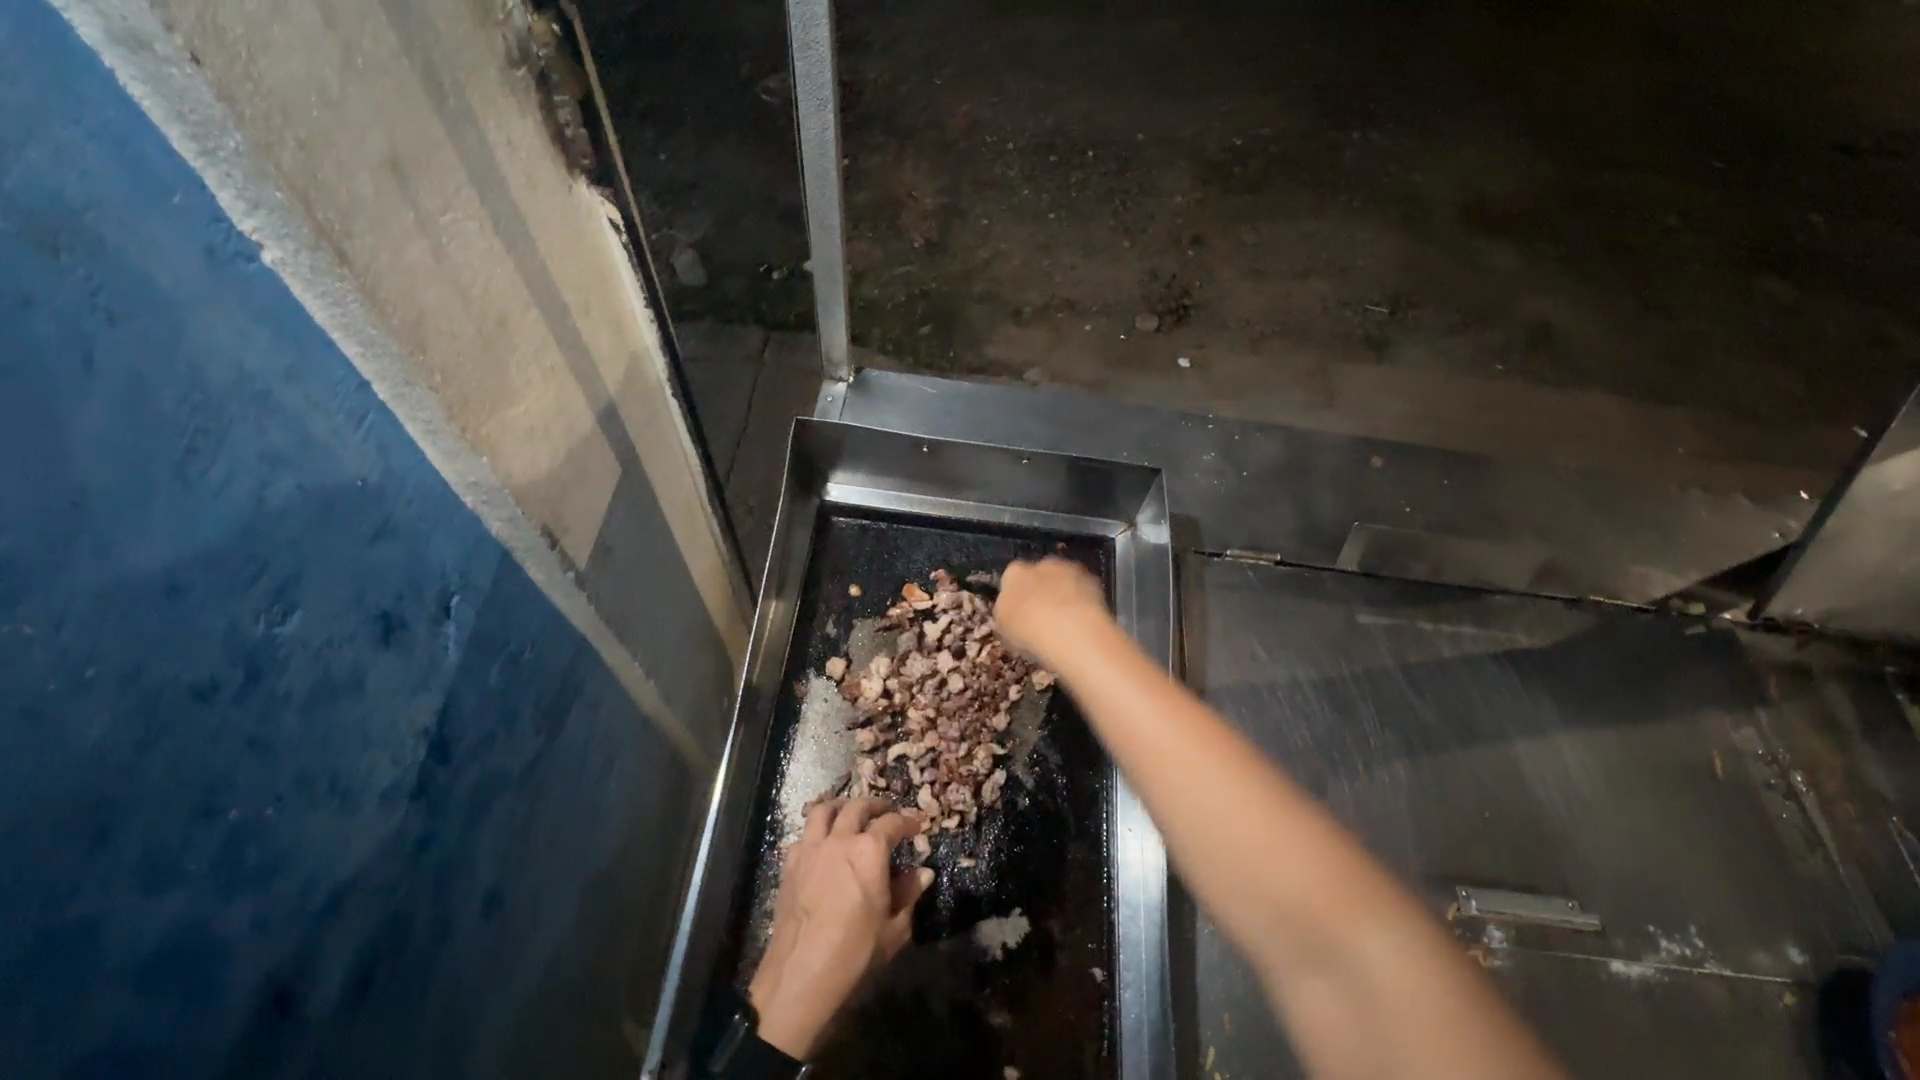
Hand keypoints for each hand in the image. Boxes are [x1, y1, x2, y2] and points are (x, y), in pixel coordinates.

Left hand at [748, 797, 932, 1058]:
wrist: (801, 972)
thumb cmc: (855, 952)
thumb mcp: (895, 928)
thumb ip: (909, 894)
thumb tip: (922, 873)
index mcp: (870, 850)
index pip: (893, 822)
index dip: (908, 821)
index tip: (918, 825)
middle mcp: (839, 839)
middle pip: (857, 806)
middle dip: (876, 805)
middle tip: (886, 812)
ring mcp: (810, 849)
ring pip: (824, 810)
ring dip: (841, 806)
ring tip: (850, 813)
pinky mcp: (790, 864)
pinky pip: (803, 834)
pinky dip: (816, 830)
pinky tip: (822, 843)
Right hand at [995, 557, 1111, 667]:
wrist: (1070, 630)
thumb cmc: (1028, 631)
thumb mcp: (1004, 630)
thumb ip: (1007, 615)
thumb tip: (1014, 614)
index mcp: (1014, 574)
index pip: (1011, 579)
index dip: (1016, 596)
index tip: (1020, 614)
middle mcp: (1040, 564)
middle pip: (1039, 575)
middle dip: (1041, 591)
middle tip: (1043, 617)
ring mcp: (1069, 569)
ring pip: (1063, 579)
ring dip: (1064, 594)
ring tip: (1066, 622)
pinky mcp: (1092, 579)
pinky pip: (1083, 589)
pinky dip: (1083, 600)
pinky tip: (1082, 620)